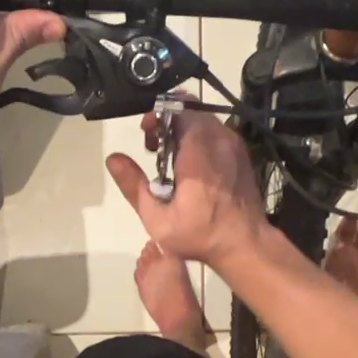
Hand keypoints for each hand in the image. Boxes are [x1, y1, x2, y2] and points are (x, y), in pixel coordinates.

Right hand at [106, 106, 267, 265]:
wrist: (245, 245)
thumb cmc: (199, 235)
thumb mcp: (158, 219)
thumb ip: (133, 186)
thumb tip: (112, 158)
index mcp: (198, 154)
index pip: (179, 112)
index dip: (158, 116)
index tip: (146, 134)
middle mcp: (220, 142)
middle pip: (191, 112)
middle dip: (168, 121)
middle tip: (153, 146)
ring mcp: (234, 146)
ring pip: (205, 120)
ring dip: (184, 129)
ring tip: (170, 155)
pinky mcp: (242, 154)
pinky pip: (217, 132)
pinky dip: (200, 138)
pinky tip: (191, 162)